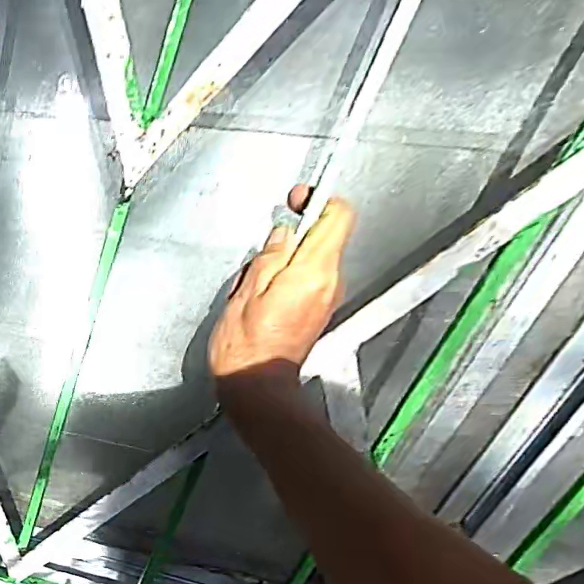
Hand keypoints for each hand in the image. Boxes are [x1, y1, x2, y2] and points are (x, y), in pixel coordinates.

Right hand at [208, 184, 356, 390]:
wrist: (255, 384)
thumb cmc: (245, 349)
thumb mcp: (245, 294)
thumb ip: (268, 258)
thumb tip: (282, 237)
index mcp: (313, 272)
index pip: (338, 215)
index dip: (318, 200)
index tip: (297, 199)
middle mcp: (329, 282)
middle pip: (325, 236)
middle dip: (293, 237)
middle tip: (263, 254)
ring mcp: (326, 298)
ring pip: (314, 259)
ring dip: (286, 261)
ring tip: (256, 284)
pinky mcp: (317, 311)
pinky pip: (309, 280)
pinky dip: (288, 280)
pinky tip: (263, 299)